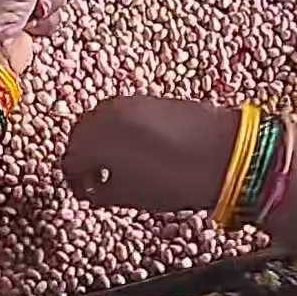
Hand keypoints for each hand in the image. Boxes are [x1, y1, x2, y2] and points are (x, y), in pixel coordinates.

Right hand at [60, 94, 241, 213]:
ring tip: (117, 166)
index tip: (83, 193)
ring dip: (101, 142)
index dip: (74, 180)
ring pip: (100, 122)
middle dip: (85, 157)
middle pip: (81, 135)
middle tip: (94, 180)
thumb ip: (99, 192)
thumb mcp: (129, 196)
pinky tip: (136, 151)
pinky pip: (122, 115)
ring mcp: (129, 102)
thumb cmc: (173, 180)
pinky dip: (120, 132)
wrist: (226, 154)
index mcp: (94, 138)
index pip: (70, 159)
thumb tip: (90, 189)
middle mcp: (106, 113)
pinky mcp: (151, 98)